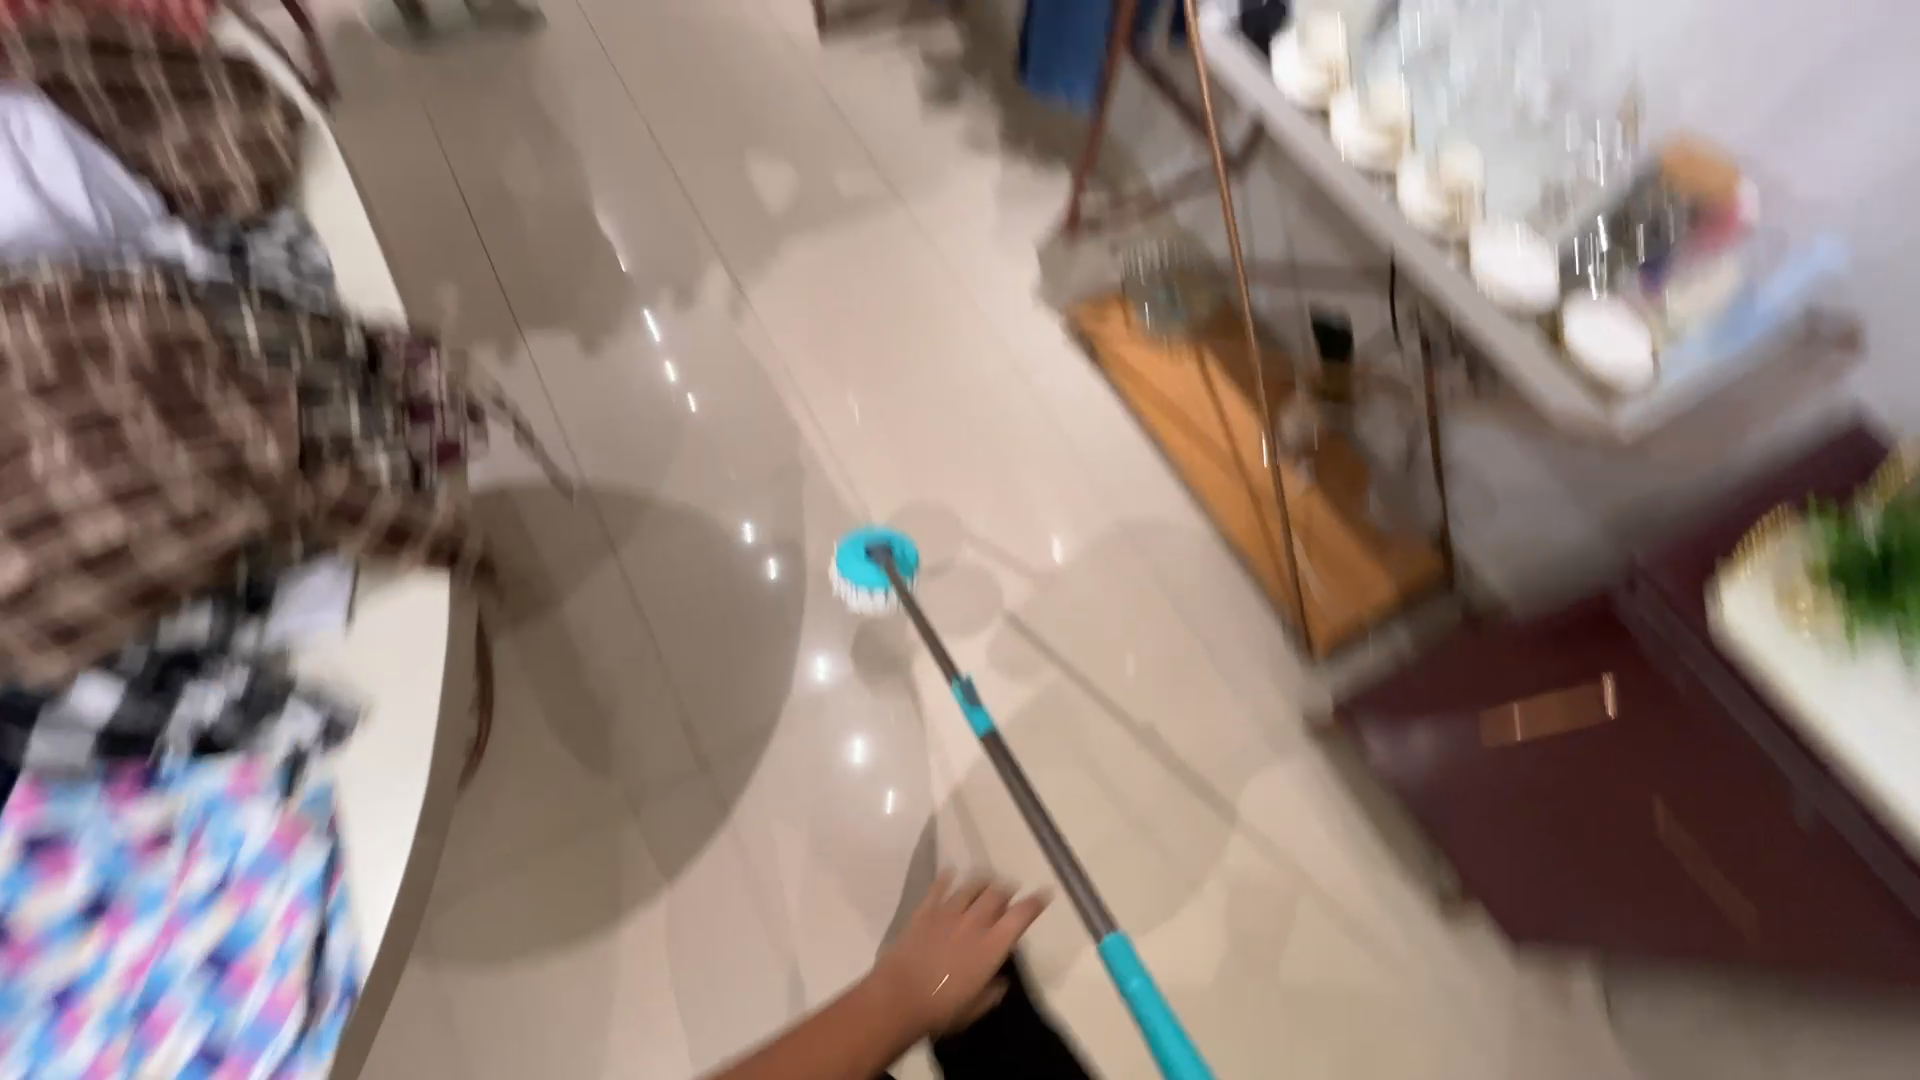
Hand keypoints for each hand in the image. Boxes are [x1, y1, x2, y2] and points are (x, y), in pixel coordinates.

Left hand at [873, 871, 1051, 1037]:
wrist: (899, 998)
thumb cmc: (942, 1010)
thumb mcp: (976, 1007)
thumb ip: (992, 991)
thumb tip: (1000, 979)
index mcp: (991, 946)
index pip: (1020, 916)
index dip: (1034, 902)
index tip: (1044, 893)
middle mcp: (974, 922)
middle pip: (997, 893)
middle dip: (1007, 889)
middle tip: (1009, 891)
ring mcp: (948, 913)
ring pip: (971, 886)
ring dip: (982, 882)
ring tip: (986, 881)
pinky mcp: (925, 911)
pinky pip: (939, 887)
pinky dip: (947, 878)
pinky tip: (950, 873)